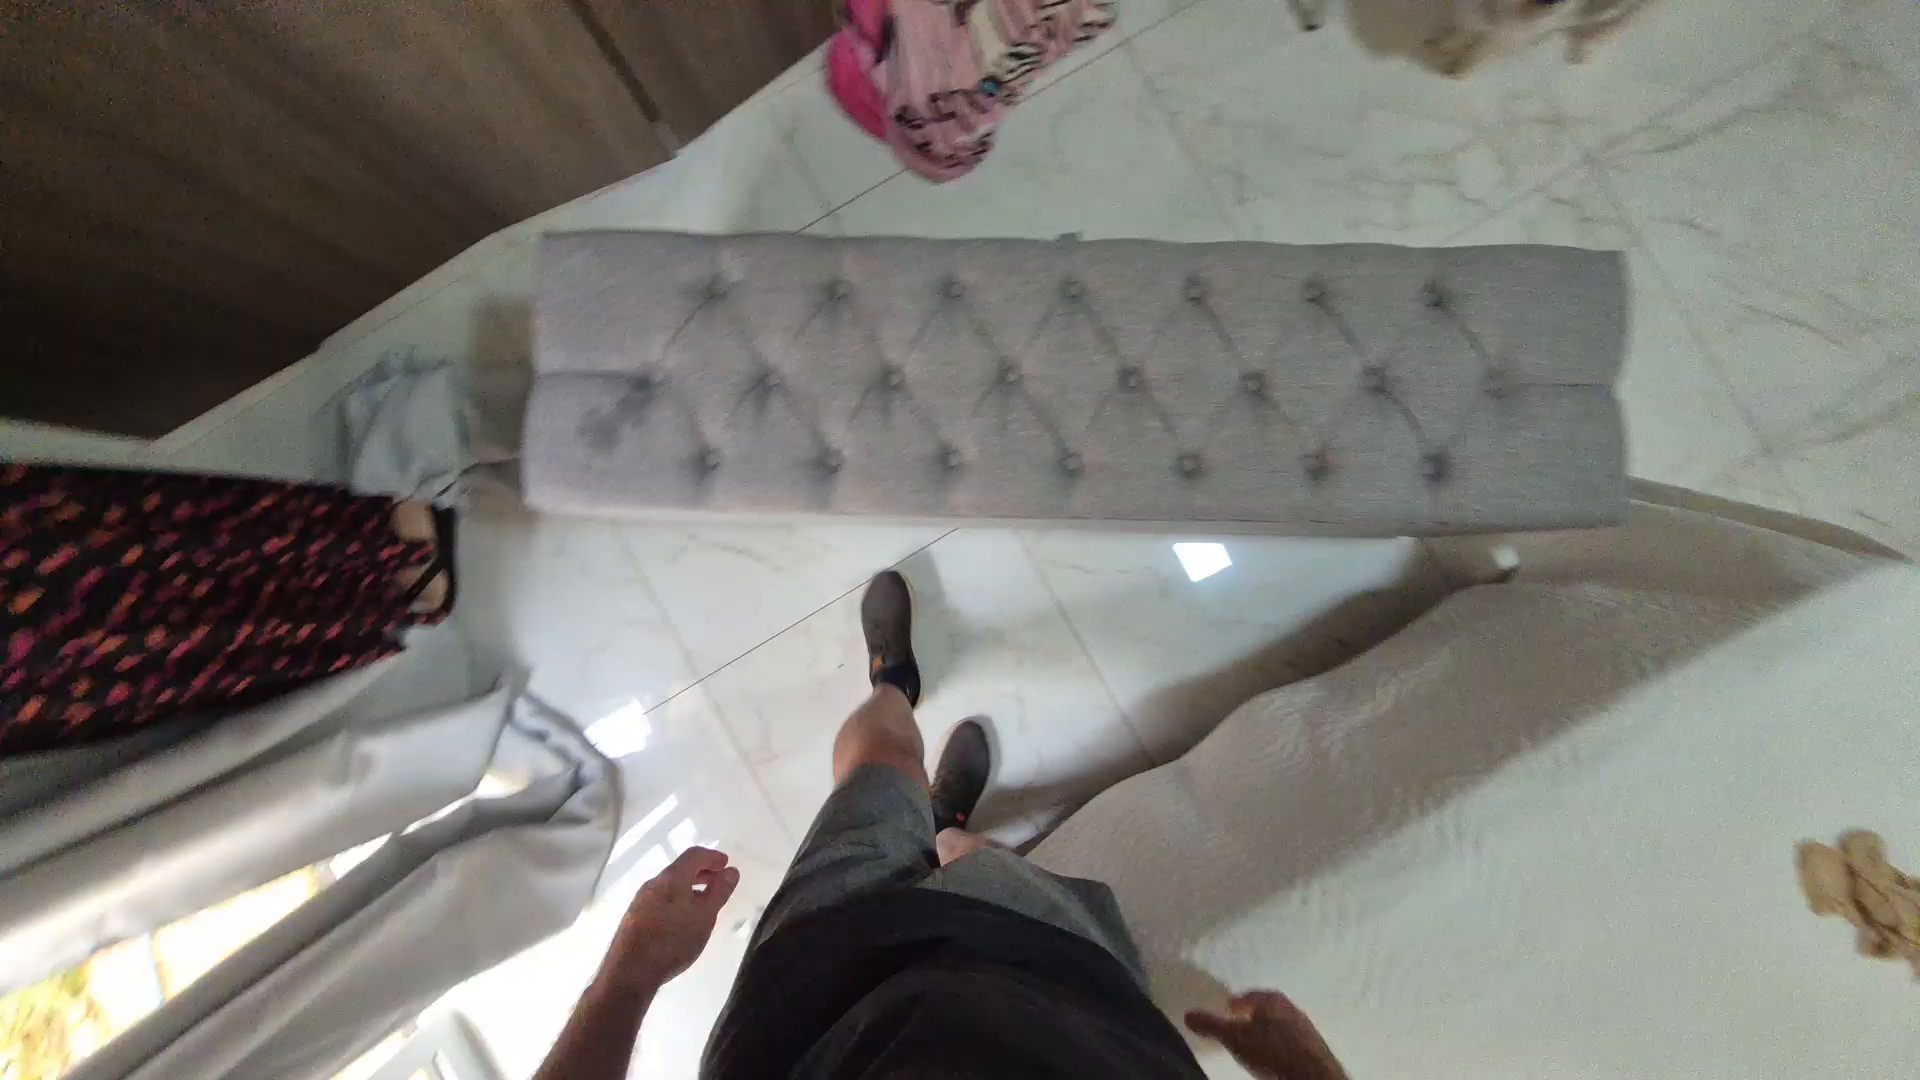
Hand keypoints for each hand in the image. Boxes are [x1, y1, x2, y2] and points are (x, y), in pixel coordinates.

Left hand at [606, 847, 739, 989]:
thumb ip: (720, 891)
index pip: (694, 854)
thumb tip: (731, 871)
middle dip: (702, 873)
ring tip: (701, 906)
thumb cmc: (673, 940)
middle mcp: (653, 883)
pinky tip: (680, 922)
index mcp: (672, 877)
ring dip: (688, 889)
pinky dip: (675, 902)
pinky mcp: (632, 919)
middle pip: (681, 869)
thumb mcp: (705, 916)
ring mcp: (639, 902)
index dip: (713, 857)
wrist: (628, 975)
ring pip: (669, 887)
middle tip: (717, 883)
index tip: (726, 865)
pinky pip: (659, 901)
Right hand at [1184, 991, 1349, 1079]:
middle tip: (1241, 1027)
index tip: (1228, 1012)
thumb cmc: (1272, 1053)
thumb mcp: (1235, 1039)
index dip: (1237, 1004)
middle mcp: (1291, 1008)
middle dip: (1254, 1017)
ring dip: (1270, 1033)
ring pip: (1283, 1026)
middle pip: (1268, 1009)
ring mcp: (1308, 1030)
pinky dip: (1283, 1047)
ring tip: (1258, 1046)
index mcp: (1271, 999)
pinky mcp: (1319, 1052)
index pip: (1249, 995)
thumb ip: (1211, 1025)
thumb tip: (1187, 1014)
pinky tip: (1277, 1060)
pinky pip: (1295, 1043)